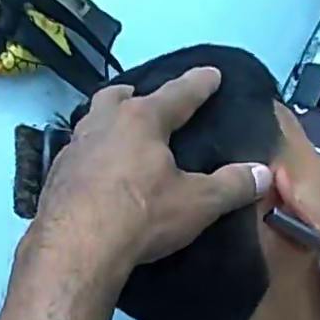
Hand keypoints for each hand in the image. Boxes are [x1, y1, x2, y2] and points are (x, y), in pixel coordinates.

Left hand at [30, 67, 270, 276]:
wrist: (77, 246)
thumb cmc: (141, 215)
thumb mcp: (197, 203)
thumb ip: (231, 186)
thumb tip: (262, 173)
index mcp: (141, 121)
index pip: (178, 94)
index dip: (199, 84)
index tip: (211, 73)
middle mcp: (104, 124)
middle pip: (120, 97)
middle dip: (137, 95)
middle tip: (147, 102)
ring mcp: (75, 148)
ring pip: (93, 121)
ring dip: (109, 123)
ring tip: (121, 136)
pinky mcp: (57, 176)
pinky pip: (78, 154)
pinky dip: (92, 156)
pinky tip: (98, 173)